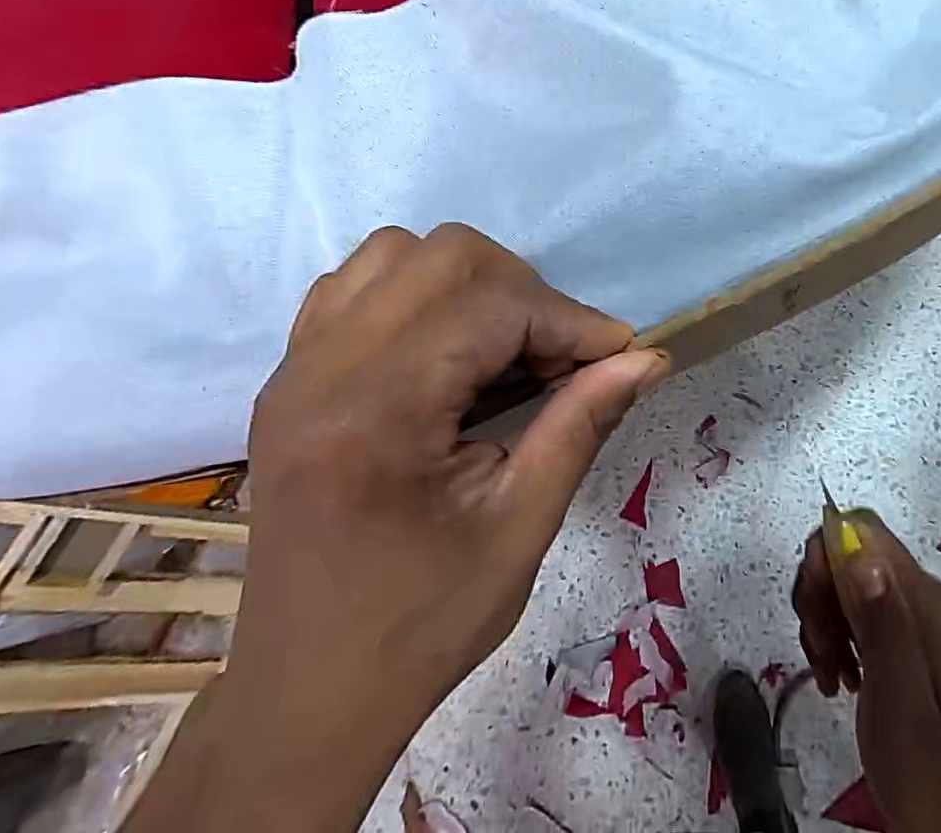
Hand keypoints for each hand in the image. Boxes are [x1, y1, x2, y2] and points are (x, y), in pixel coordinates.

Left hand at [128, 224, 668, 831]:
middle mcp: (320, 372)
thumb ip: (585, 422)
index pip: (492, 308)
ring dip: (475, 287)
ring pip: (397, 254)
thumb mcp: (526, 522)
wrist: (315, 686)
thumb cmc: (428, 618)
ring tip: (510, 351)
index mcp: (377, 415)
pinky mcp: (291, 380)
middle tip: (562, 359)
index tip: (620, 358)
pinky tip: (453, 354)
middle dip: (528, 293)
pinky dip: (423, 297)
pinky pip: (358, 287)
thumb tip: (649, 358)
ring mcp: (294, 371)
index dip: (572, 321)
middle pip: (444, 256)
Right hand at [793, 515, 940, 832]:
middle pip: (849, 554)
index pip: (862, 531)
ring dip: (823, 622)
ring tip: (832, 675)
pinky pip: (854, 613)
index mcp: (921, 598)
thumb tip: (857, 551)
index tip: (813, 611)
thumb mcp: (898, 697)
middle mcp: (917, 594)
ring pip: (845, 584)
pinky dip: (835, 640)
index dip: (824, 555)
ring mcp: (910, 615)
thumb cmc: (928, 770)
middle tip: (822, 654)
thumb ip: (879, 621)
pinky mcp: (900, 637)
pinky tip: (840, 679)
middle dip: (819, 596)